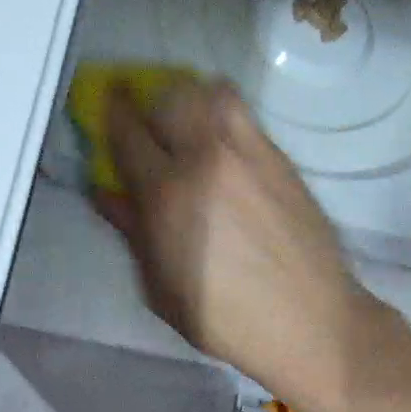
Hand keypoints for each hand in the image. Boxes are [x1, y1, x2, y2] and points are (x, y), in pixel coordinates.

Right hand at [95, 78, 378, 394]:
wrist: (306, 319)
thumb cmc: (222, 319)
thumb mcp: (160, 288)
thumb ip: (132, 233)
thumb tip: (106, 194)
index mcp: (167, 196)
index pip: (128, 134)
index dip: (111, 113)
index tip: (105, 104)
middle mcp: (206, 159)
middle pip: (169, 97)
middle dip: (149, 103)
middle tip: (145, 124)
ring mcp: (248, 151)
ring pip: (210, 92)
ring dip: (189, 99)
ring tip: (185, 124)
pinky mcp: (279, 156)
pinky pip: (242, 113)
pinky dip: (221, 113)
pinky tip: (219, 143)